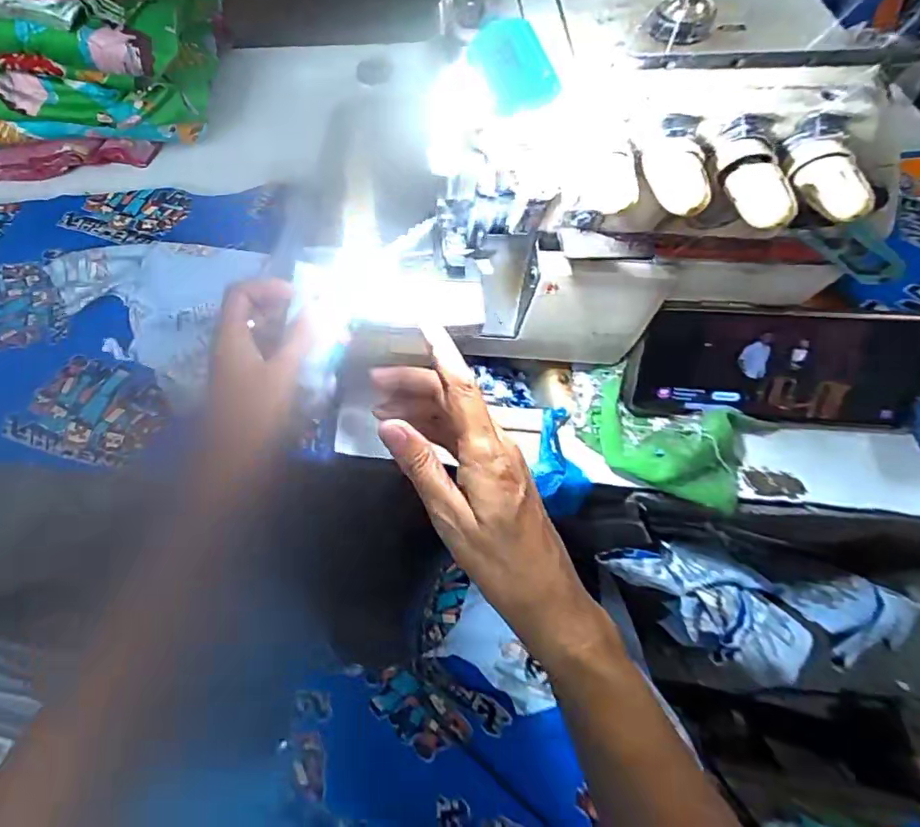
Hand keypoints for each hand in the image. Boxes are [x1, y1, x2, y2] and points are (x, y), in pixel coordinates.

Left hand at [195, 279, 314, 496]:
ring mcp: (235, 366)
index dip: (269, 287)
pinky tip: (313, 366)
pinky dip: (287, 354)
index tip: (300, 297)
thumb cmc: (254, 415)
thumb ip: (300, 337)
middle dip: (287, 311)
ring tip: (324, 342)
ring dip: (290, 333)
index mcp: (231, 336)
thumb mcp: (283, 373)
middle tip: (320, 320)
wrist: (229, 465)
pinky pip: (265, 357)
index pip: (240, 292)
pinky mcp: (245, 385)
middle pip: (252, 312)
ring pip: (261, 336)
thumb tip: (317, 307)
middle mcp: (229, 346)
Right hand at [372, 326, 608, 661]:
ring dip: (420, 406)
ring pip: (456, 414)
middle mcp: (498, 444)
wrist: (546, 596)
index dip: (442, 351)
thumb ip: (420, 466)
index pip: (463, 388)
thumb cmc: (498, 562)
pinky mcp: (498, 467)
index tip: (424, 323)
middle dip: (414, 383)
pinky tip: (408, 432)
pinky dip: (433, 427)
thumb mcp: (450, 517)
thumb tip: (388, 426)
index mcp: (487, 453)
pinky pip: (462, 434)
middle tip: (373, 384)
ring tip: (381, 408)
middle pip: (454, 396)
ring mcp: (501, 455)